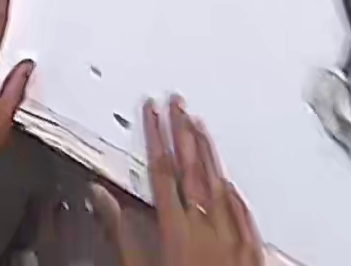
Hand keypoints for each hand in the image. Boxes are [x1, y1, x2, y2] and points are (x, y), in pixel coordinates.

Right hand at [90, 97, 263, 265]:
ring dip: (210, 154)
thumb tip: (98, 192)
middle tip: (178, 102)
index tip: (151, 108)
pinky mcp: (252, 261)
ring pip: (221, 188)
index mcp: (176, 229)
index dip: (155, 134)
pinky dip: (236, 197)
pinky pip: (245, 220)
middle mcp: (206, 229)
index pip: (162, 169)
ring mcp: (233, 244)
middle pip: (193, 170)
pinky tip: (232, 183)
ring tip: (201, 126)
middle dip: (182, 132)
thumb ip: (118, 232)